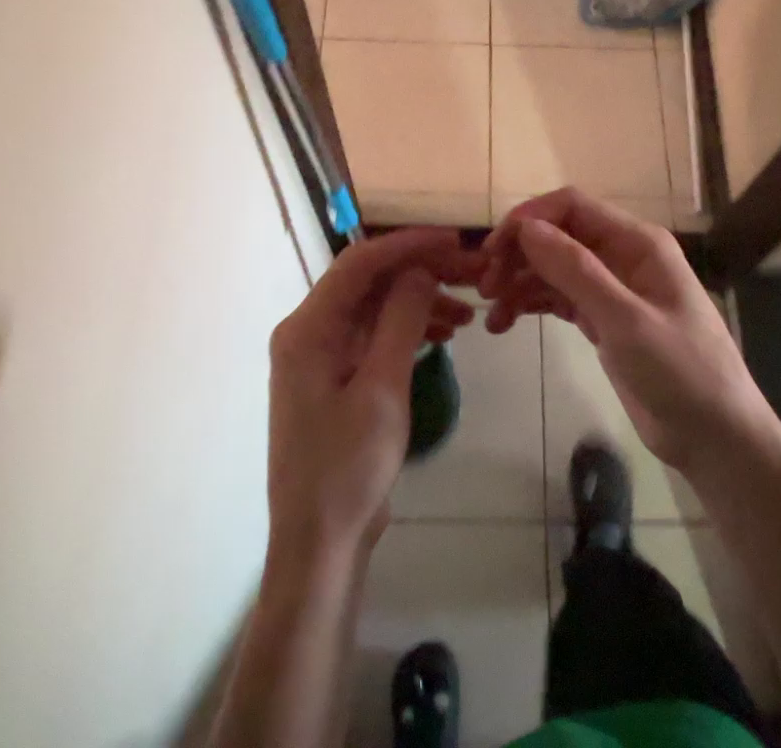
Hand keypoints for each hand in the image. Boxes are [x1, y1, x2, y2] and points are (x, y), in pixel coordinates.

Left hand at [266, 229, 482, 561]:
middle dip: (419, 273)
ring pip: (373, 310)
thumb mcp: (382, 389)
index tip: (456, 242)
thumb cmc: (348, 466)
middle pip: (367, 283)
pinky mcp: (335, 380)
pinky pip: (373, 338)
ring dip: (417, 303)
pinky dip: (407, 331)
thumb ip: (401, 321)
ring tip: (467, 313)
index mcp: (307, 329)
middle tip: (473, 275)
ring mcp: (319, 358)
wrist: (320, 538)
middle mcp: (307, 333)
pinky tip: (444, 335)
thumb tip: (420, 269)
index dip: (408, 245)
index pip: (359, 263)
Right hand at [477, 189, 777, 472]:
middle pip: (558, 236)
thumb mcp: (626, 321)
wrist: (713, 435)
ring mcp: (612, 290)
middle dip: (518, 255)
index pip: (572, 207)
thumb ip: (577, 271)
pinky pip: (558, 300)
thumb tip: (527, 228)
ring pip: (553, 269)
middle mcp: (623, 257)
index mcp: (638, 243)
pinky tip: (505, 324)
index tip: (493, 251)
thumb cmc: (681, 372)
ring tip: (492, 315)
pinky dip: (530, 306)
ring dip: (519, 283)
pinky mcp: (603, 322)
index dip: (529, 219)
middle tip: (484, 288)